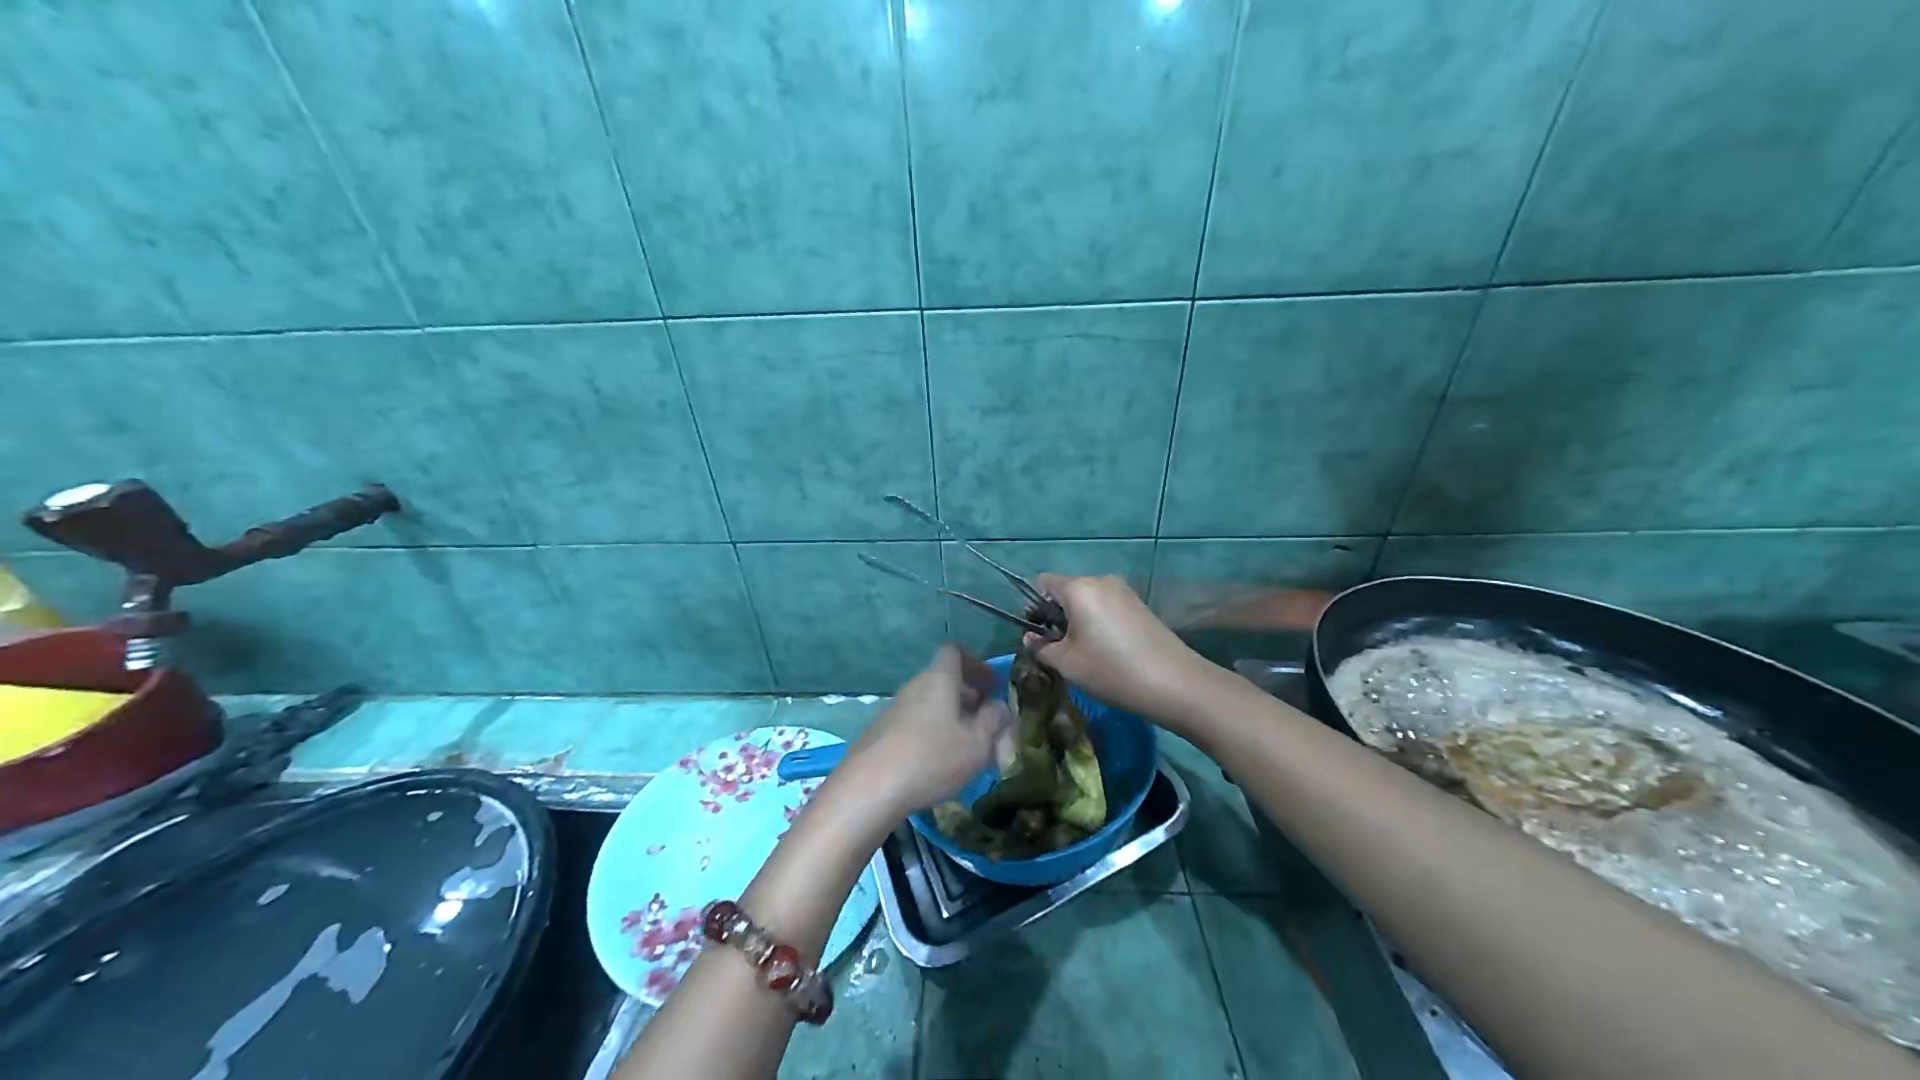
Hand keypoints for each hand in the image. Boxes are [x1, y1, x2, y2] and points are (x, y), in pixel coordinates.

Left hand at [838, 645, 1011, 815]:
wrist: (869, 789)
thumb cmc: (931, 758)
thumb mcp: (977, 743)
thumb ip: (994, 721)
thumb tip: (998, 706)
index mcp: (938, 679)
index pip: (955, 652)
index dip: (976, 664)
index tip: (992, 686)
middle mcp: (914, 686)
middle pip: (945, 681)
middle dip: (969, 700)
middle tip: (987, 727)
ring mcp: (894, 710)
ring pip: (931, 705)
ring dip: (952, 721)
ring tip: (967, 752)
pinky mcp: (881, 734)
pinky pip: (915, 724)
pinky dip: (932, 735)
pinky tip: (938, 766)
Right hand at [1022, 573, 1222, 729]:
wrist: (1175, 683)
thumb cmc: (1111, 670)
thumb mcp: (1067, 663)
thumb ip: (1041, 647)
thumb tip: (1031, 638)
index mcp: (1078, 587)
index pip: (1043, 582)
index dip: (1034, 606)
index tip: (1038, 634)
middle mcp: (1101, 580)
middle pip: (1067, 590)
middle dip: (1057, 615)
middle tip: (1059, 650)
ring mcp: (1124, 592)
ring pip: (1088, 601)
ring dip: (1079, 621)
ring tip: (1084, 655)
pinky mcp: (1140, 606)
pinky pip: (1107, 607)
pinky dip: (1099, 624)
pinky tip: (1107, 652)